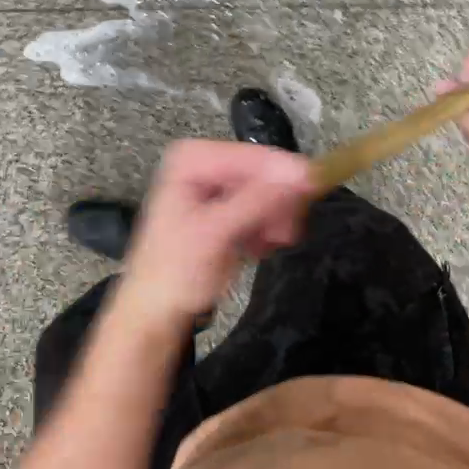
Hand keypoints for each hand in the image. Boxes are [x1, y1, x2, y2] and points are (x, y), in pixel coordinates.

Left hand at [114, 140, 313, 332]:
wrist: (155, 311)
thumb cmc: (174, 272)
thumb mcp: (216, 233)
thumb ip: (257, 201)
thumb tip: (302, 173)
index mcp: (192, 159)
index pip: (252, 157)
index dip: (284, 173)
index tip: (312, 191)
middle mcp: (205, 165)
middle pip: (264, 173)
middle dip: (277, 203)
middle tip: (283, 234)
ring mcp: (218, 188)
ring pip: (269, 192)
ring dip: (274, 220)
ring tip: (266, 246)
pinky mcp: (229, 209)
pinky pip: (265, 209)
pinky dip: (267, 229)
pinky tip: (257, 248)